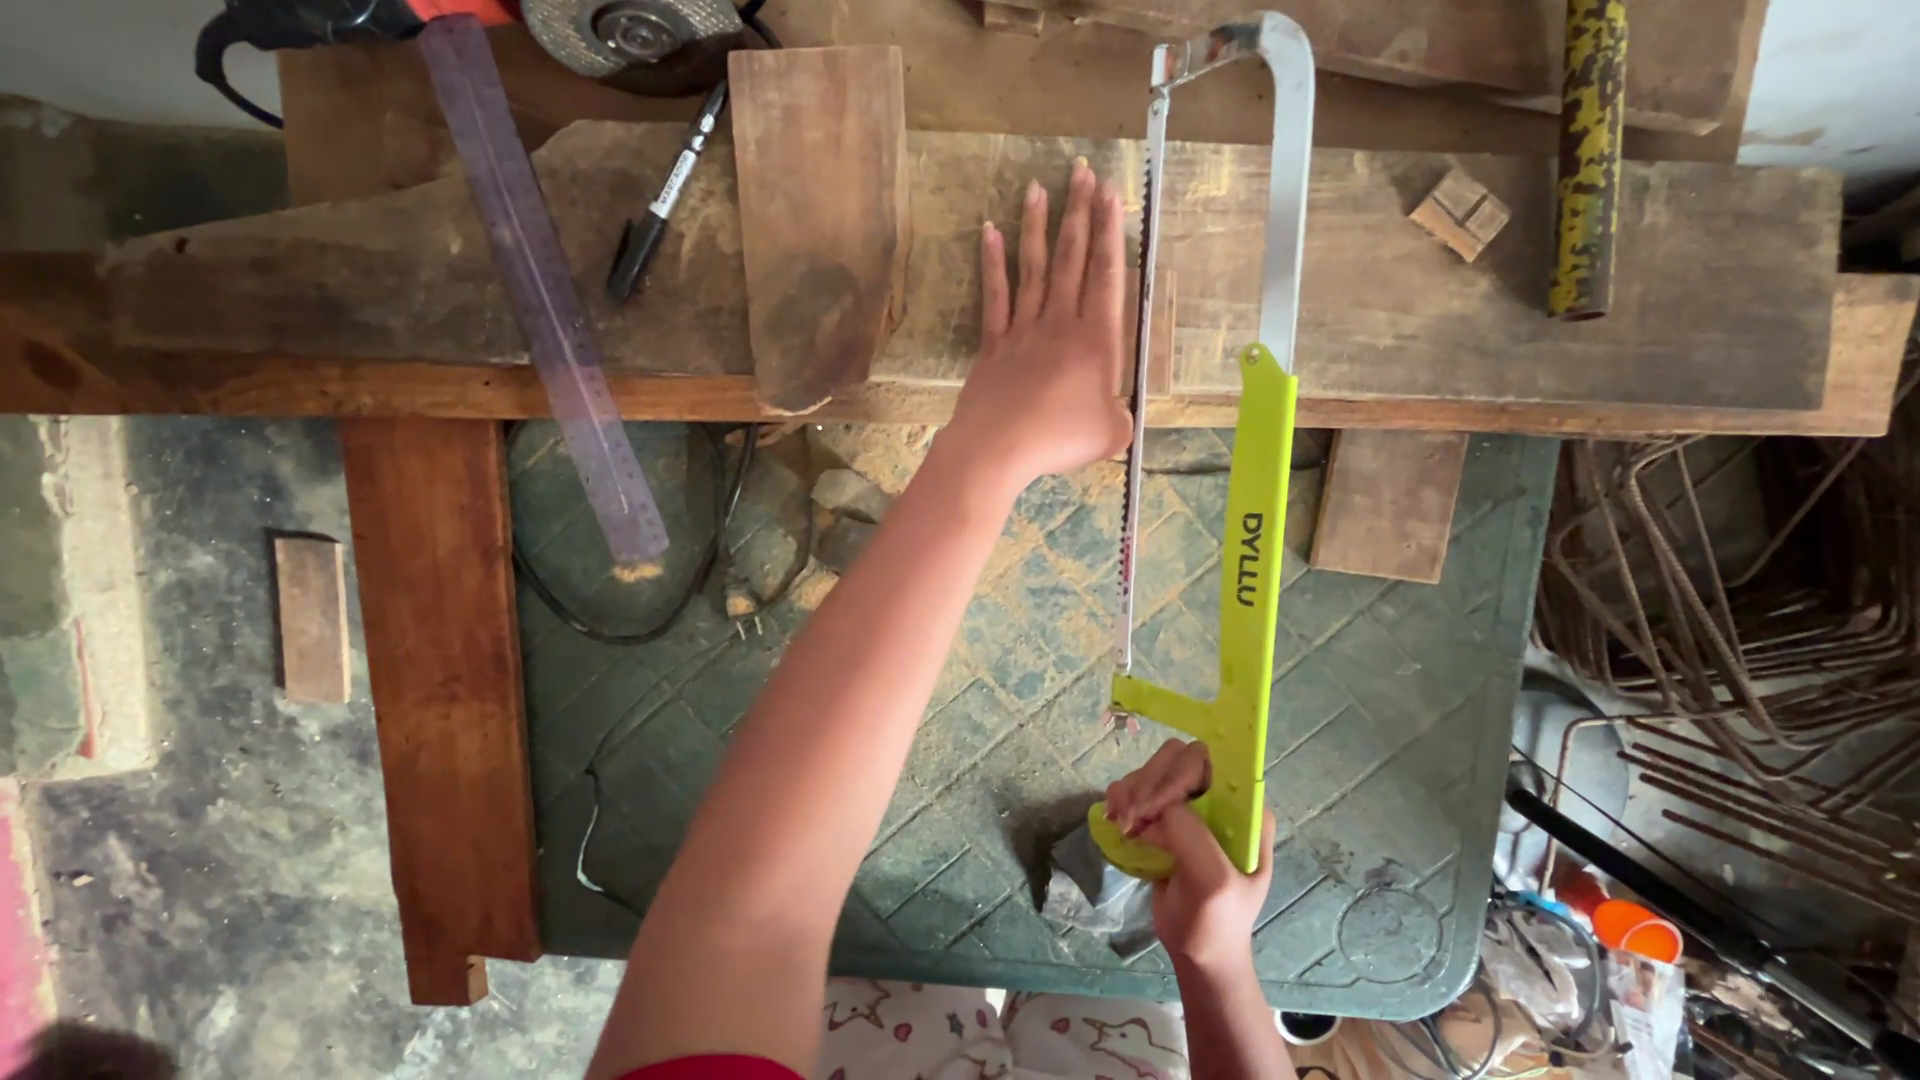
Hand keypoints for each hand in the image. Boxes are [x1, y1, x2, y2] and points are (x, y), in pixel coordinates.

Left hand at [942, 157, 1132, 497]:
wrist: (998, 447)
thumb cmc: (1060, 439)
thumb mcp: (1111, 433)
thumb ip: (1120, 414)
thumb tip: (1116, 411)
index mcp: (1096, 341)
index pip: (1106, 275)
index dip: (1110, 233)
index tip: (1111, 195)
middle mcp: (1060, 324)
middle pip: (1072, 260)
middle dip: (1079, 214)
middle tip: (1082, 173)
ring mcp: (1023, 330)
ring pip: (1034, 269)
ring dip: (1038, 226)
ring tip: (1037, 187)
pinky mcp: (993, 343)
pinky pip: (995, 296)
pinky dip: (993, 263)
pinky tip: (991, 232)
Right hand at [1110, 740, 1276, 970]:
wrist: (1198, 954)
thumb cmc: (1216, 921)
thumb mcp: (1213, 881)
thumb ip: (1191, 835)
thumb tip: (1160, 806)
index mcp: (1245, 808)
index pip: (1210, 762)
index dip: (1178, 775)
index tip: (1154, 810)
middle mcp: (1220, 799)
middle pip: (1176, 759)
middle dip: (1148, 785)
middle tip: (1131, 820)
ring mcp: (1191, 806)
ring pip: (1153, 770)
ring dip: (1130, 791)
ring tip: (1122, 824)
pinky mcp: (1165, 818)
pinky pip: (1138, 788)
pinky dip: (1121, 796)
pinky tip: (1115, 820)